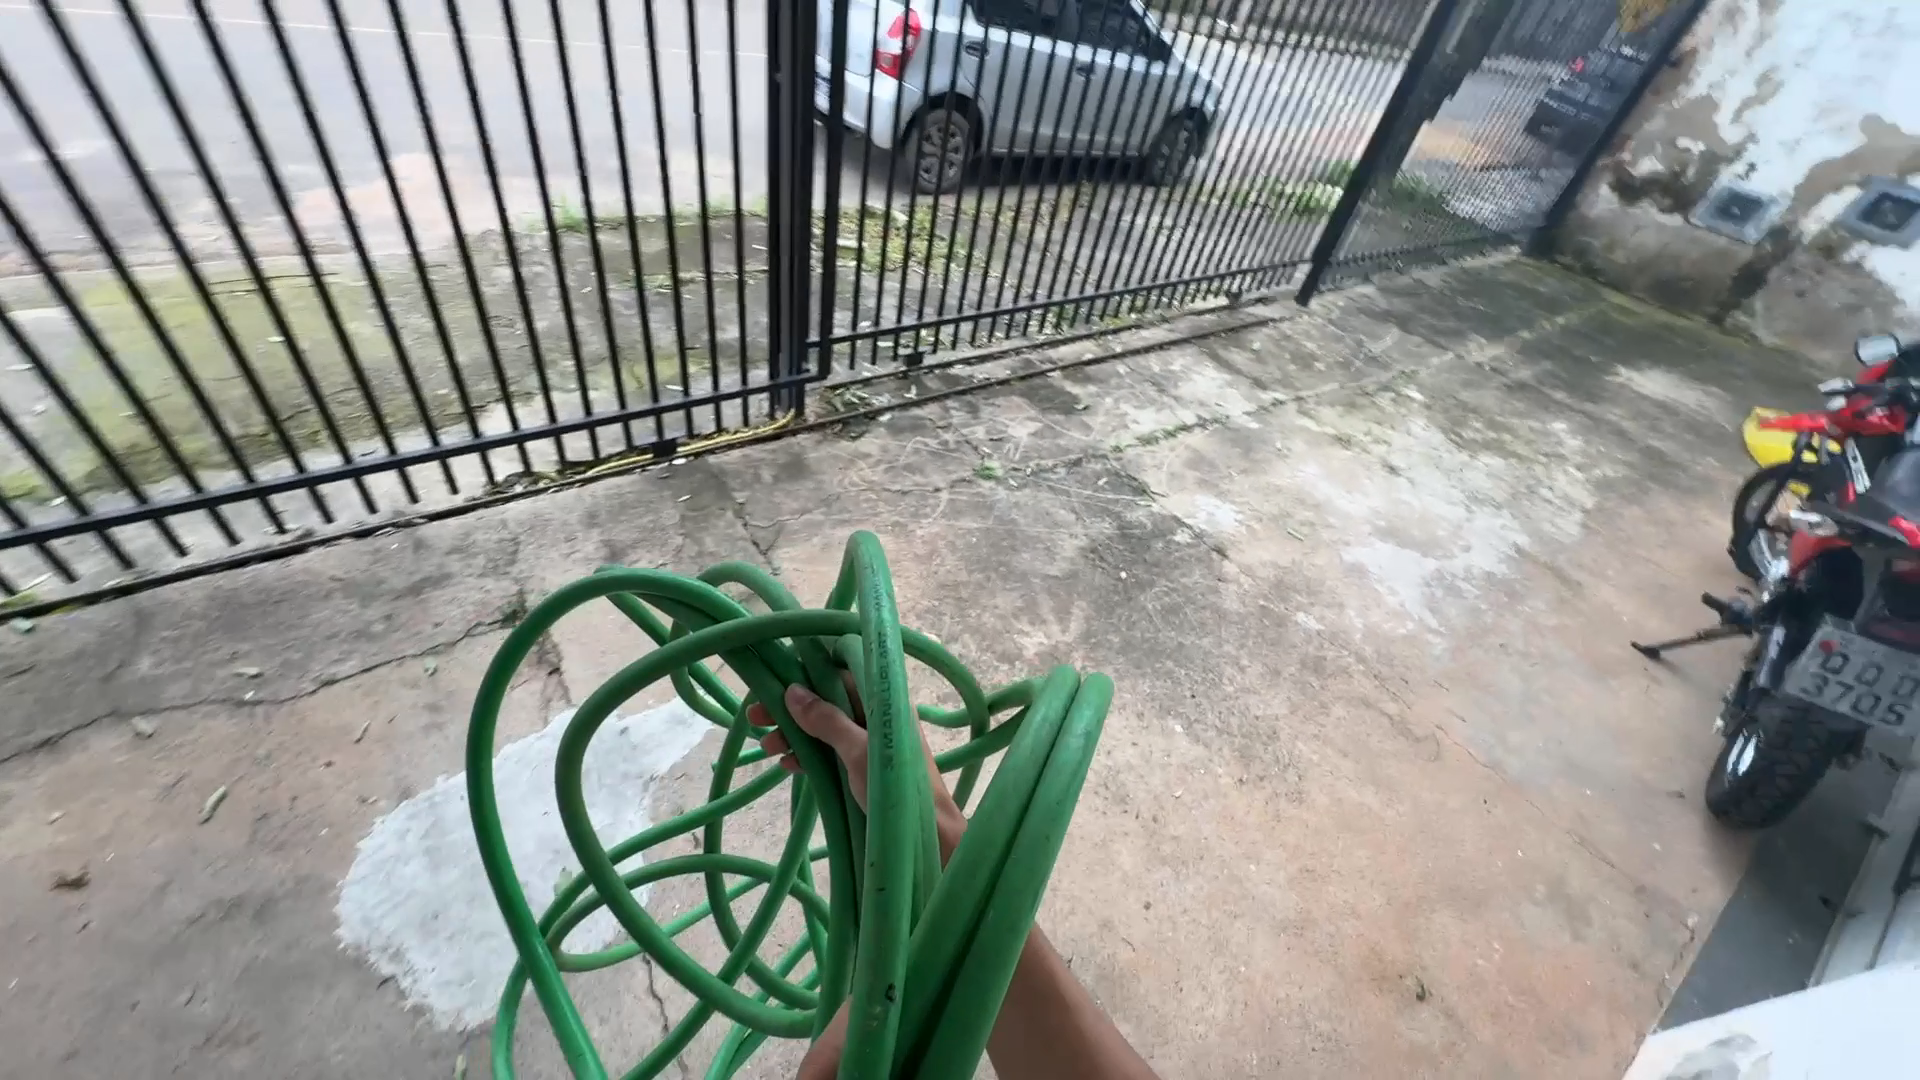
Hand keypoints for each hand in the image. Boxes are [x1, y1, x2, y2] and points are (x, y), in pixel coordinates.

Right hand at [746, 682, 965, 854]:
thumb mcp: (857, 750)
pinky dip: (809, 756)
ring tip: (767, 747)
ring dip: (795, 734)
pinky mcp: (863, 768)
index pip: (840, 675)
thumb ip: (827, 720)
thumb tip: (793, 690)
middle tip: (756, 719)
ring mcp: (869, 742)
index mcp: (883, 700)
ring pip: (825, 729)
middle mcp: (876, 715)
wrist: (927, 834)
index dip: (805, 677)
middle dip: (792, 709)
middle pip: (828, 702)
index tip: (773, 683)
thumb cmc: (896, 786)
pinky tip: (787, 764)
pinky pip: (830, 754)